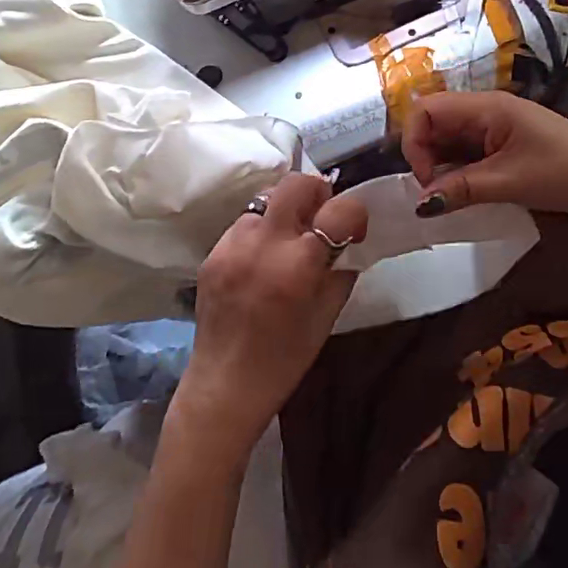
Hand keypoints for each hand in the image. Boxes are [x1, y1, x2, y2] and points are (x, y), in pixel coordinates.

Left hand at [172, 173, 367, 459]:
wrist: (225, 384)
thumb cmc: (286, 358)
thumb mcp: (328, 314)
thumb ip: (342, 268)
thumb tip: (348, 238)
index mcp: (297, 266)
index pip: (338, 210)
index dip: (354, 213)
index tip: (354, 228)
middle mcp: (262, 245)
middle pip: (294, 183)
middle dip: (316, 191)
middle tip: (321, 215)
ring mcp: (231, 245)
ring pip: (265, 200)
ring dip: (284, 212)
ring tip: (288, 240)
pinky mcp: (212, 252)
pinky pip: (242, 223)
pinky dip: (259, 231)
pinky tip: (262, 258)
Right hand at [400, 91, 567, 219]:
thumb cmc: (567, 172)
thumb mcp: (510, 182)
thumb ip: (461, 189)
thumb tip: (420, 204)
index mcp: (486, 106)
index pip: (425, 109)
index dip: (415, 141)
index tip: (426, 179)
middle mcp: (485, 111)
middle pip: (433, 124)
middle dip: (425, 157)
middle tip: (435, 194)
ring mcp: (494, 128)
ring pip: (448, 141)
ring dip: (441, 168)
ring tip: (449, 198)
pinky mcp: (503, 146)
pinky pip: (466, 154)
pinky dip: (457, 173)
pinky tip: (464, 195)